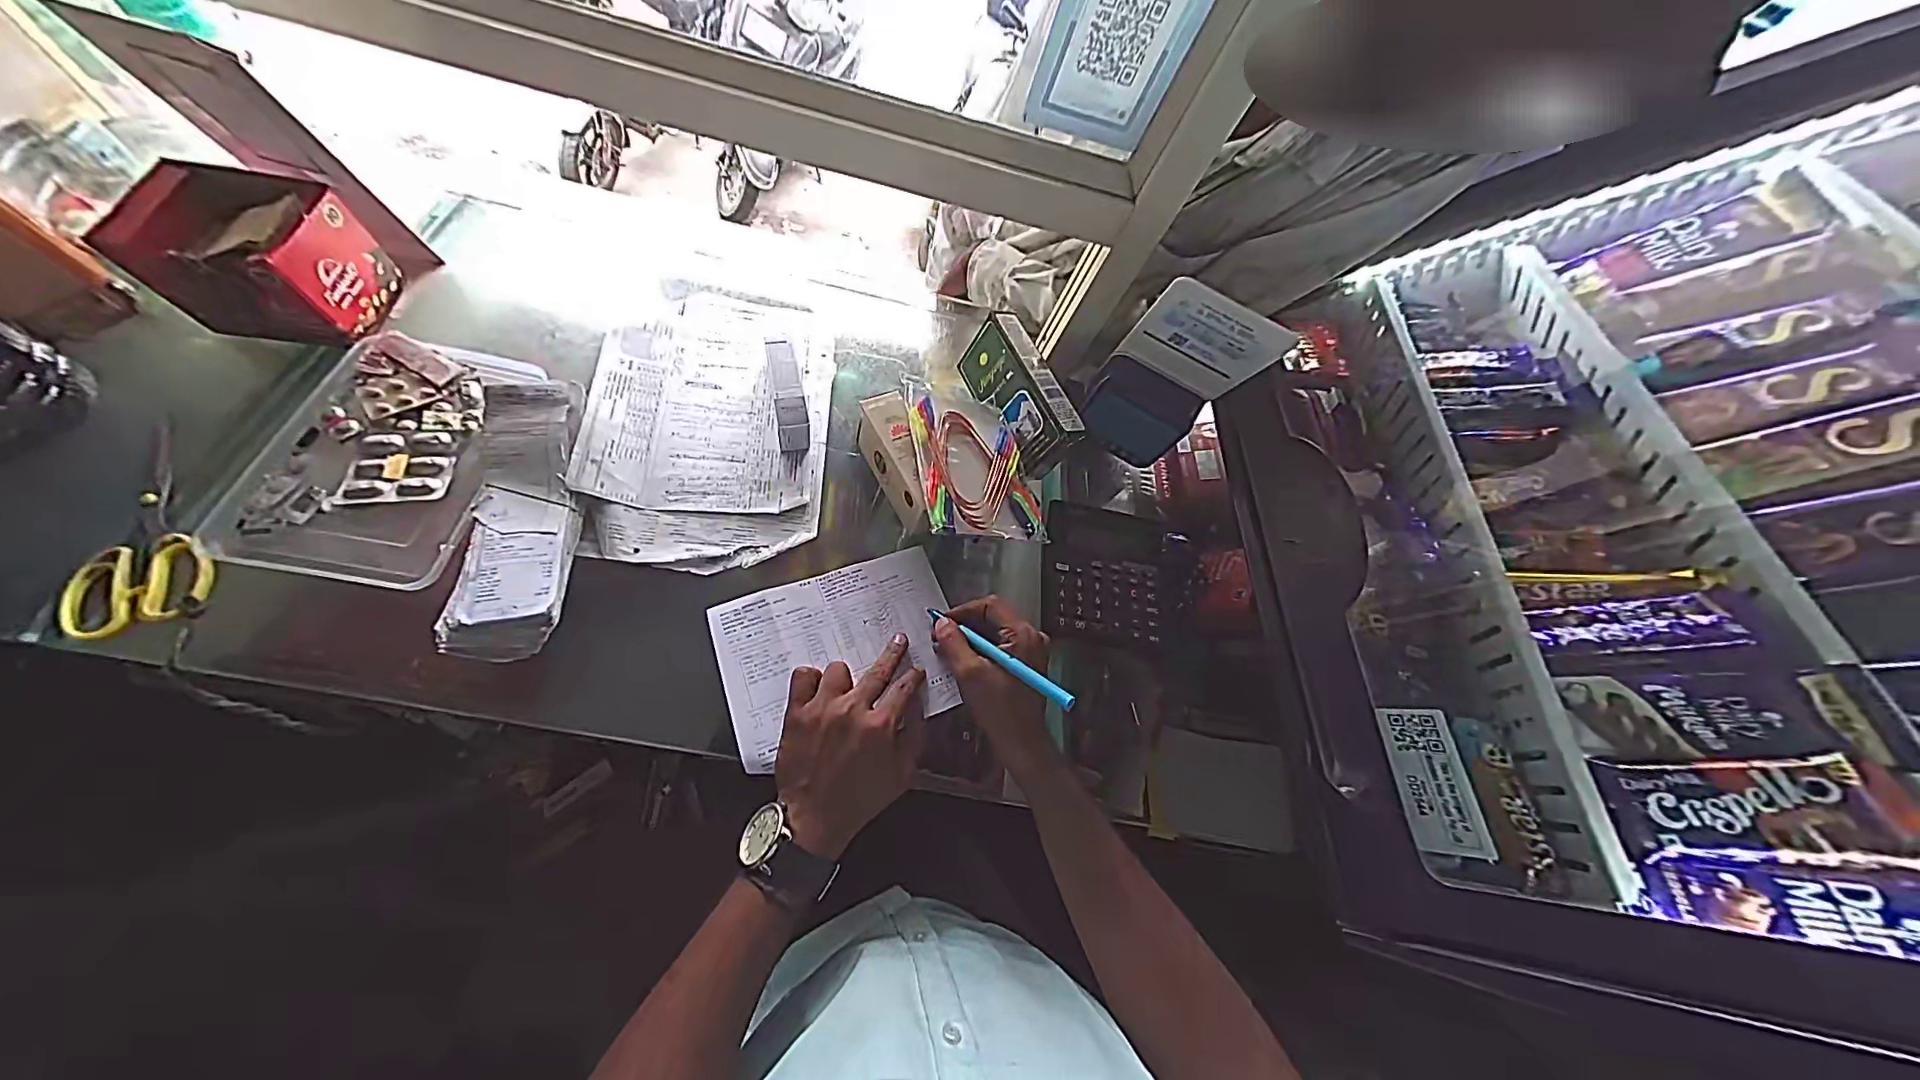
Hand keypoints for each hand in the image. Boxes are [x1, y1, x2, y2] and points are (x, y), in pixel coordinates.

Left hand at [775, 634, 926, 859]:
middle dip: (893, 653)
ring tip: (845, 689)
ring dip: (846, 677)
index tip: (916, 671)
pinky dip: (812, 679)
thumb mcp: (902, 773)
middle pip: (878, 669)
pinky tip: (818, 689)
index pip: (905, 687)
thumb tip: (919, 707)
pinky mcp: (797, 713)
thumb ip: (914, 735)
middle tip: (897, 643)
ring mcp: (822, 709)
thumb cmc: (858, 800)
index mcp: (881, 726)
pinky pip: (805, 676)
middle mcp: (853, 711)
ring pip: (839, 669)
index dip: (914, 676)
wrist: (814, 819)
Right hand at [932, 595, 1055, 778]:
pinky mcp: (1025, 665)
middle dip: (965, 624)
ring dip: (971, 638)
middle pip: (993, 617)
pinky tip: (963, 661)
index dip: (963, 611)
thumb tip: (942, 624)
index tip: (942, 622)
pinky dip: (980, 650)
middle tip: (942, 635)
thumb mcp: (970, 673)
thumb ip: (954, 643)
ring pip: (995, 632)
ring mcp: (1030, 652)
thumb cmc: (1001, 712)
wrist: (1022, 743)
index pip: (990, 605)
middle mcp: (1031, 638)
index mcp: (1023, 635)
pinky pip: (999, 647)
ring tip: (949, 649)